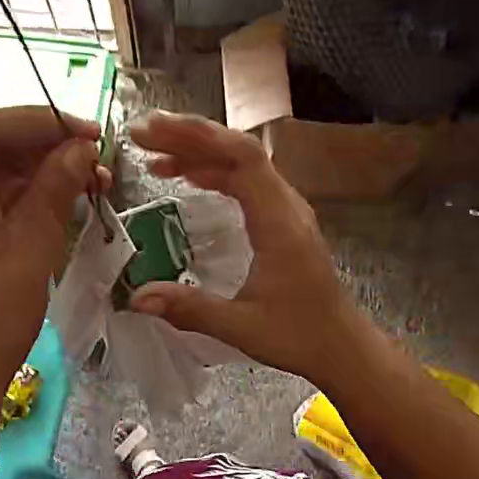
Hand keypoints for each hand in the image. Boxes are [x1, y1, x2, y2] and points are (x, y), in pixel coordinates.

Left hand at [0, 104, 101, 403]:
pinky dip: (26, 187)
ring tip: (88, 175)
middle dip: (40, 141)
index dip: (37, 121)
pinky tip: (63, 191)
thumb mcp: (28, 258)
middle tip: (92, 153)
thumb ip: (52, 195)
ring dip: (37, 163)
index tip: (89, 132)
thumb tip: (84, 148)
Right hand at [126, 111, 369, 381]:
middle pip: (239, 152)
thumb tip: (136, 298)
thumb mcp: (240, 326)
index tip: (154, 132)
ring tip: (155, 156)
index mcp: (279, 224)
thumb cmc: (299, 336)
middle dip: (190, 138)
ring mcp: (287, 211)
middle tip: (142, 135)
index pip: (241, 159)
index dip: (196, 138)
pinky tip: (189, 178)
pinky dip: (215, 174)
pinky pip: (248, 183)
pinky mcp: (284, 222)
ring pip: (243, 165)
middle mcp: (286, 207)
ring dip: (201, 154)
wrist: (341, 346)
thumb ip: (189, 309)